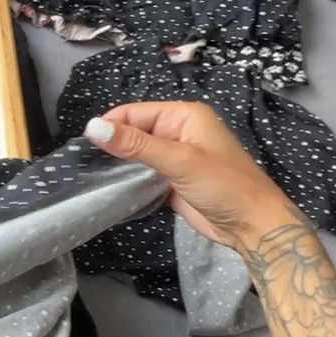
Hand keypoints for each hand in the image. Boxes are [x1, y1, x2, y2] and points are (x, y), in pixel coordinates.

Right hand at [83, 101, 302, 249]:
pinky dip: (127, 177)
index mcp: (184, 116)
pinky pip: (141, 171)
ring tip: (92, 174)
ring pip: (135, 152)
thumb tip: (92, 128)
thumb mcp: (178, 161)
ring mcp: (174, 156)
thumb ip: (135, 145)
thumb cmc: (223, 186)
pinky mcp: (170, 178)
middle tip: (84, 163)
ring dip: (117, 162)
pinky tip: (111, 185)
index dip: (110, 125)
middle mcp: (177, 131)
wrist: (252, 225)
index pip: (135, 112)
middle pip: (133, 131)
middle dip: (112, 144)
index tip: (83, 146)